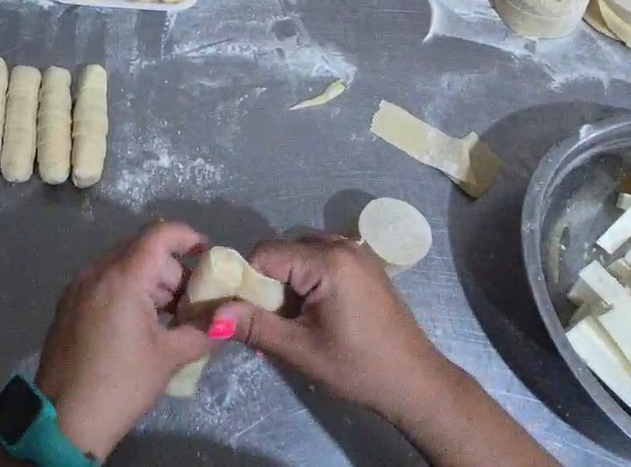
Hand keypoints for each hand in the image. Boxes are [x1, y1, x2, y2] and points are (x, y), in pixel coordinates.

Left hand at [31, 221, 222, 457]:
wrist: (64, 421)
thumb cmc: (121, 384)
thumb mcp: (168, 358)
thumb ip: (203, 332)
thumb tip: (229, 321)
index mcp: (123, 277)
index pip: (158, 234)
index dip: (185, 235)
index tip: (205, 252)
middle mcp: (97, 271)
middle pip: (142, 250)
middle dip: (171, 269)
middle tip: (191, 301)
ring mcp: (79, 285)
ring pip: (123, 265)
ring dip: (150, 281)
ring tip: (169, 317)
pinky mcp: (68, 303)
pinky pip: (105, 280)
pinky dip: (127, 290)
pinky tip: (140, 323)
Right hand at [221, 234, 452, 427]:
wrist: (417, 385)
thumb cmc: (359, 368)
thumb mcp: (302, 350)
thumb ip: (255, 326)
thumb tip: (212, 314)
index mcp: (327, 260)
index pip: (266, 253)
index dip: (247, 279)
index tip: (245, 311)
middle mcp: (341, 244)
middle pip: (283, 250)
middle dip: (268, 282)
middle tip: (271, 321)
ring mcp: (356, 251)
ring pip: (301, 253)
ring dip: (288, 280)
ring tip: (292, 319)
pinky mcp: (364, 263)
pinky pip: (321, 258)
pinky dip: (308, 278)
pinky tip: (314, 311)